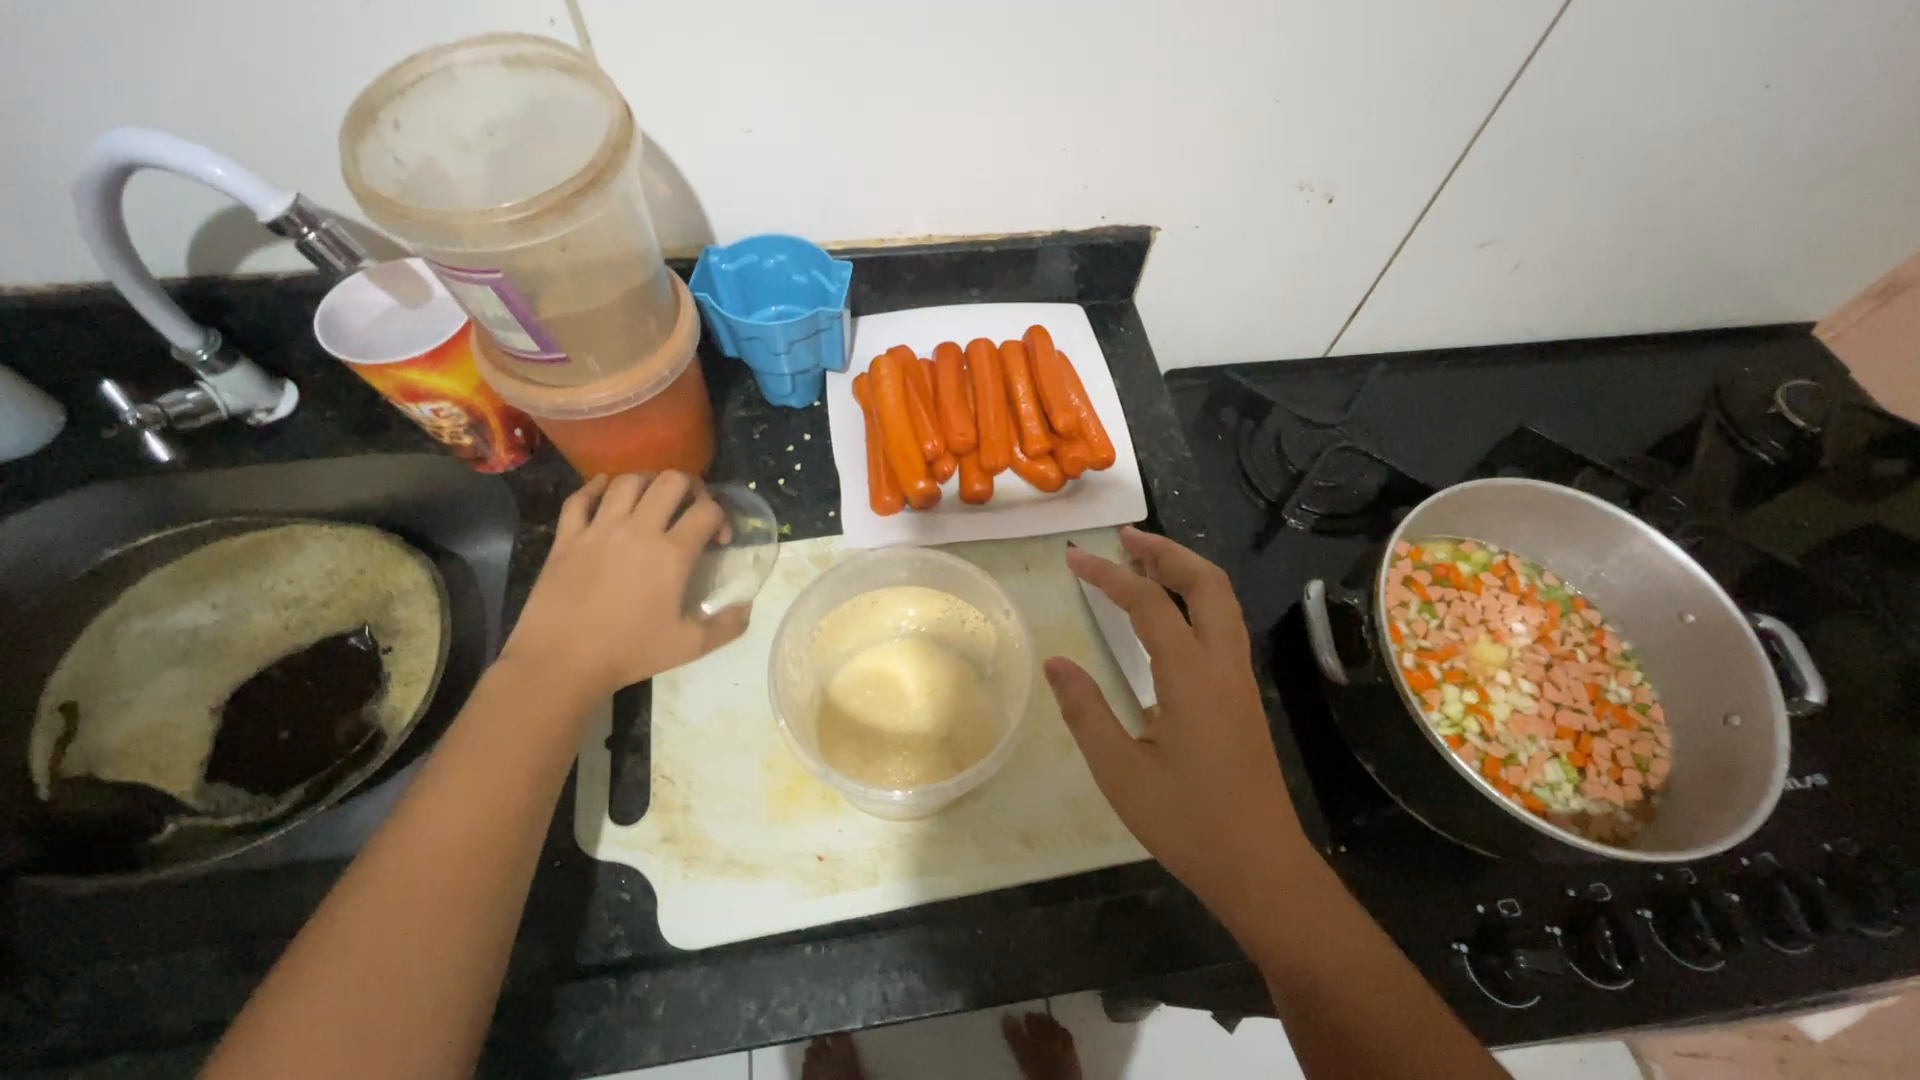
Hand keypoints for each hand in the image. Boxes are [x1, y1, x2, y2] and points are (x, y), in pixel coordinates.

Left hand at [501, 473, 748, 700]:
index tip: (719, 540)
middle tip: (691, 508)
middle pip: (670, 482)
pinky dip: (595, 488)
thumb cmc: (629, 653)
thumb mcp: (688, 647)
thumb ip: (726, 626)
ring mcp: (598, 530)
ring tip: (653, 500)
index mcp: (671, 554)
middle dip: (690, 487)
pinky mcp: (567, 538)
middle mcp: (637, 530)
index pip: (707, 511)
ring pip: (627, 481)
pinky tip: (604, 490)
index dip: (722, 517)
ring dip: (648, 483)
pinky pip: (580, 498)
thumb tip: (746, 607)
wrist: (561, 662)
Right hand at [1045, 526, 1313, 935]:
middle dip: (1165, 551)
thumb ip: (1086, 711)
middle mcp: (1223, 666)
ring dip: (1185, 572)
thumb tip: (1056, 663)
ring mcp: (1240, 681)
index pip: (1148, 603)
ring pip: (1223, 602)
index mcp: (1191, 677)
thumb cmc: (1187, 822)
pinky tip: (1169, 618)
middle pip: (1206, 583)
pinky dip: (1195, 601)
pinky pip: (1223, 627)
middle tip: (1122, 538)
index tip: (1073, 557)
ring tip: (1142, 562)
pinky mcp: (1244, 699)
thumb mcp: (1120, 772)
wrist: (1260, 866)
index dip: (1108, 575)